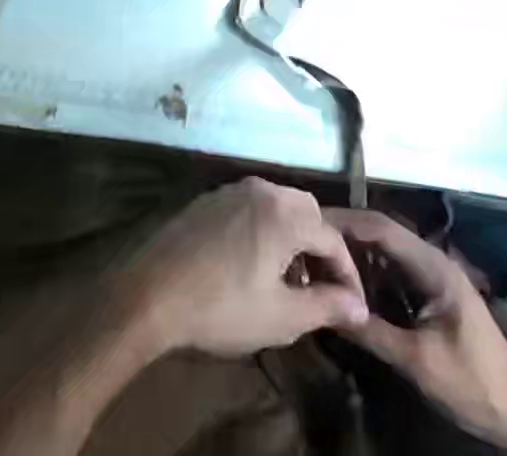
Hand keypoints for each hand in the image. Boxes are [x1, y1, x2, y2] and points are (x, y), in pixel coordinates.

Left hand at [119, 178, 369, 357]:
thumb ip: (326, 306)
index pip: (333, 239)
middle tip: (321, 288)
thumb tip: (359, 306)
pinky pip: (250, 208)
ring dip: (292, 238)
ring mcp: (230, 190)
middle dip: (320, 249)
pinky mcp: (207, 200)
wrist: (148, 294)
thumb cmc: (220, 308)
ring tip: (288, 279)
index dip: (347, 274)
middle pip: (307, 213)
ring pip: (278, 206)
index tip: (353, 306)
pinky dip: (264, 230)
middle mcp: (261, 190)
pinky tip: (253, 263)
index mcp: (284, 213)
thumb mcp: (281, 317)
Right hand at [325, 209, 506, 455]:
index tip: (309, 224)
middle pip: (381, 233)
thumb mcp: (416, 361)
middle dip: (344, 232)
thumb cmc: (472, 384)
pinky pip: (391, 270)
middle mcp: (432, 261)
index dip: (344, 221)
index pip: (381, 228)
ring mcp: (432, 277)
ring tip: (316, 253)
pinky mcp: (429, 294)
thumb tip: (322, 307)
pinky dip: (366, 269)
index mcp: (433, 267)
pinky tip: (343, 279)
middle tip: (305, 238)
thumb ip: (370, 331)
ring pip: (385, 250)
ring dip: (353, 249)